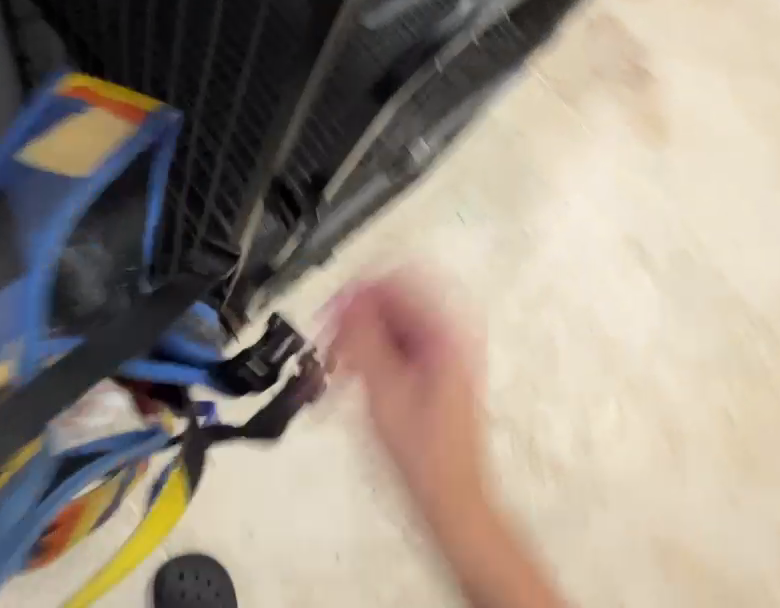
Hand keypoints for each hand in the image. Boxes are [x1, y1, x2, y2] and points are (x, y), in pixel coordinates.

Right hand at [327, 273, 488, 532]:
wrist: (451, 499)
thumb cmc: (422, 452)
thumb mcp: (384, 390)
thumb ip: (365, 338)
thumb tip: (348, 298)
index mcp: (447, 329)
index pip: (399, 281)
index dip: (359, 291)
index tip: (330, 314)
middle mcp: (450, 331)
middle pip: (393, 300)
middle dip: (355, 320)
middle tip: (328, 348)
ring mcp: (444, 350)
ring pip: (390, 323)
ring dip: (358, 340)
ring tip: (336, 371)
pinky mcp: (434, 369)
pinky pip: (395, 344)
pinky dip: (370, 356)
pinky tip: (352, 380)